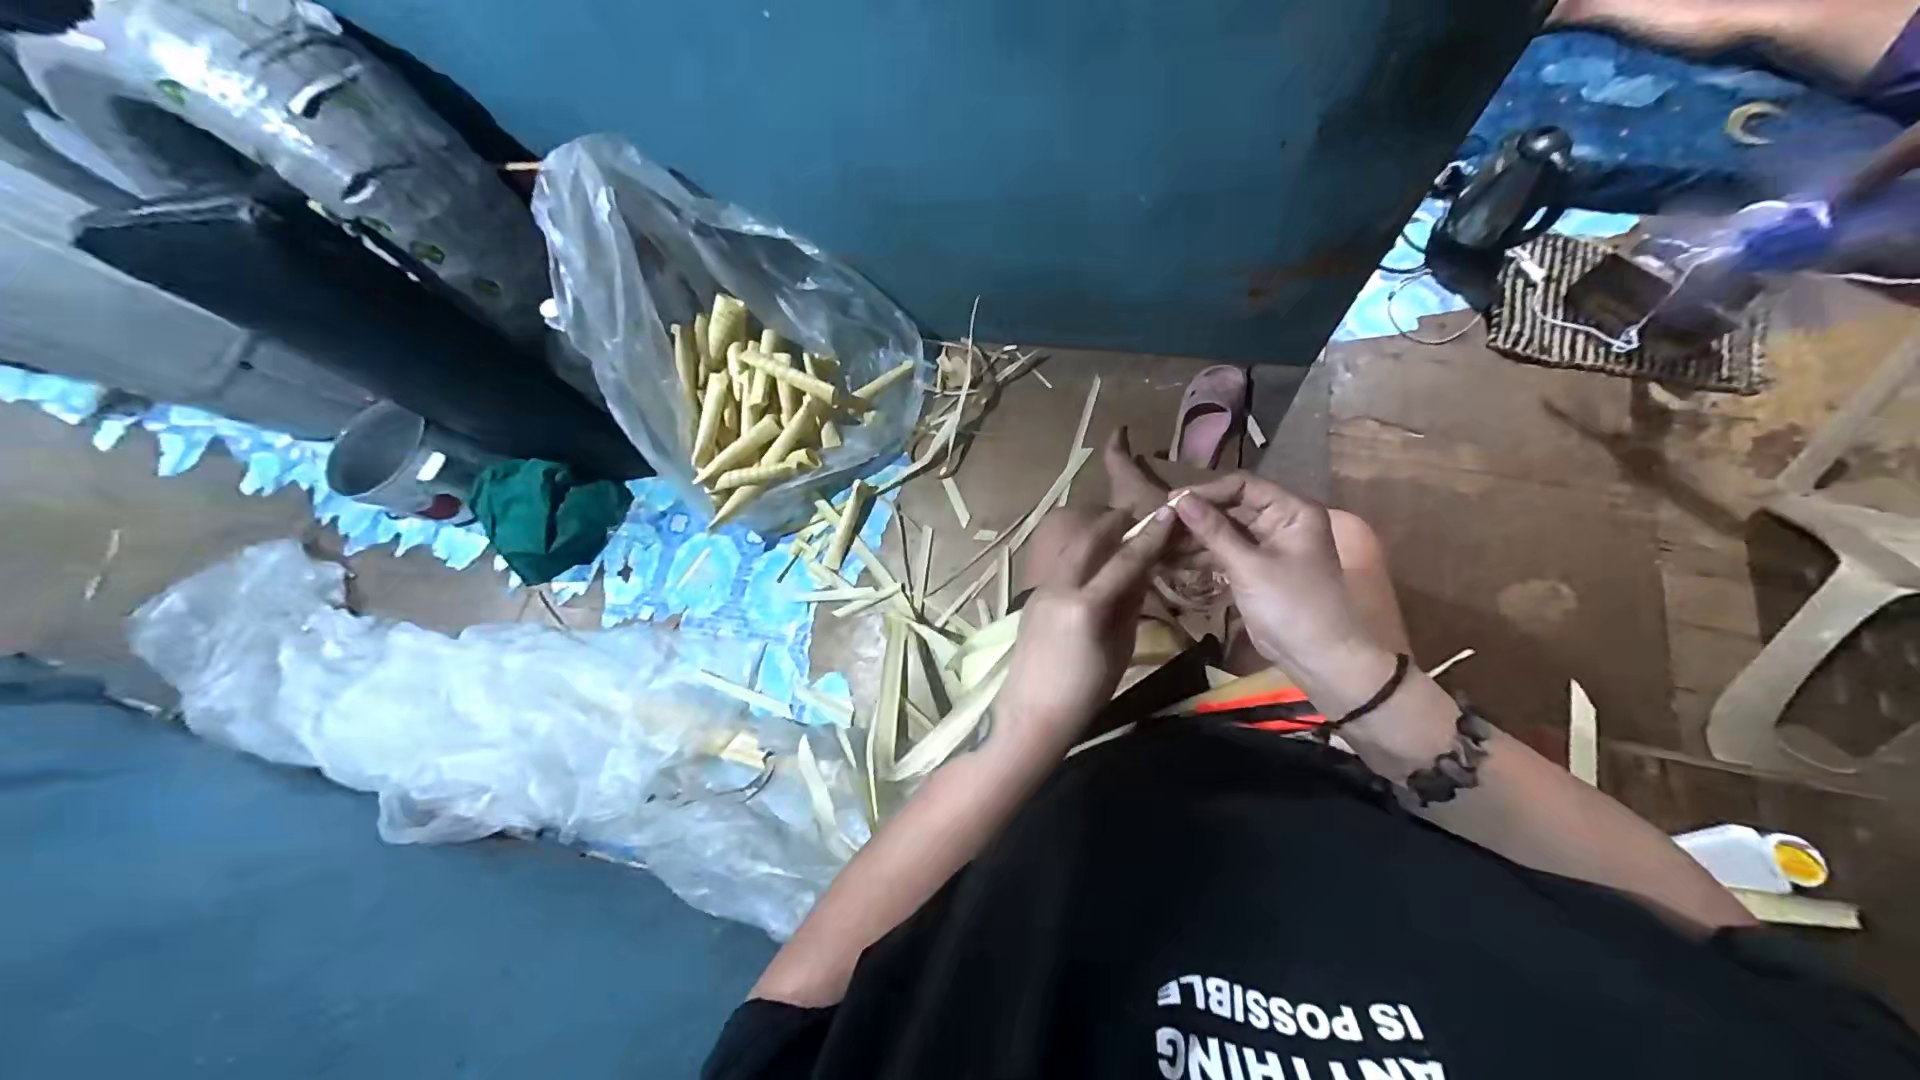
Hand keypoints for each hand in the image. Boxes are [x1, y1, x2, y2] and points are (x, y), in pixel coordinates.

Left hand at [990, 506, 1177, 758]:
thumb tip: (1141, 573)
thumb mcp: (1119, 649)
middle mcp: (1060, 589)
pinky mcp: (1032, 599)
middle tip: (1136, 513)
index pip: (1125, 561)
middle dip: (1113, 523)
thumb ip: (1129, 606)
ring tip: (1115, 530)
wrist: (1032, 713)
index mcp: (1087, 606)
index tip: (1168, 513)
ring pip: (1070, 551)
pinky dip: (1080, 557)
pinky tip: (1093, 562)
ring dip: (1093, 536)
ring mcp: (1041, 592)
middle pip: (1089, 542)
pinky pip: (1060, 568)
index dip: (1150, 536)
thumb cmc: (1085, 692)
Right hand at [1173, 474, 1394, 712]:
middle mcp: (1280, 522)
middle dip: (1195, 516)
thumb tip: (1179, 500)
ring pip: (1223, 531)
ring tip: (1159, 544)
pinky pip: (1224, 553)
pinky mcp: (1255, 570)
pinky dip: (1201, 556)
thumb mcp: (1249, 566)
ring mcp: (1267, 547)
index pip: (1243, 486)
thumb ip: (1213, 531)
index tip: (1171, 502)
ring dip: (1193, 538)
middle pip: (1230, 507)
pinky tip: (1171, 561)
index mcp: (1292, 511)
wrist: (1320, 658)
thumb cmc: (1293, 606)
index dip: (1207, 492)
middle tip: (1159, 524)